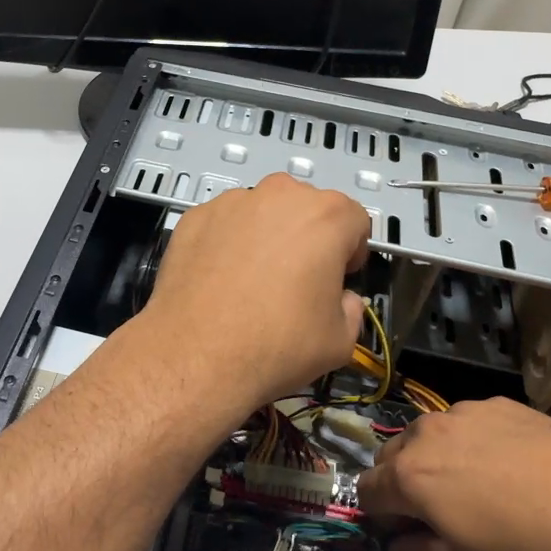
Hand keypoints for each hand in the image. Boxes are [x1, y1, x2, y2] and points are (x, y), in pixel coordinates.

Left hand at [136, 173, 369, 407]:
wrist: (198, 354)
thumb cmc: (274, 344)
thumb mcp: (340, 340)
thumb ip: (351, 309)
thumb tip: (342, 302)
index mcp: (326, 216)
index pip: (354, 219)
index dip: (351, 250)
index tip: (340, 274)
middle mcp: (279, 196)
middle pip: (306, 207)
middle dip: (308, 237)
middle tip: (299, 280)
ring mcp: (232, 203)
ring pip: (262, 212)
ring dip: (266, 236)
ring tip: (255, 283)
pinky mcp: (195, 217)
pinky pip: (223, 224)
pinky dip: (227, 243)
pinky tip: (223, 281)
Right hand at [357, 396, 550, 550]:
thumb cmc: (533, 549)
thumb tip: (399, 545)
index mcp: (409, 477)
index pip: (366, 491)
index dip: (378, 517)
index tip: (405, 535)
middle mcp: (426, 434)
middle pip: (390, 457)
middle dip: (402, 484)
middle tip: (439, 515)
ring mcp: (462, 412)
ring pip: (428, 436)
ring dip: (434, 460)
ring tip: (477, 489)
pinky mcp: (497, 403)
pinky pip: (466, 424)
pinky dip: (471, 444)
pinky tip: (510, 470)